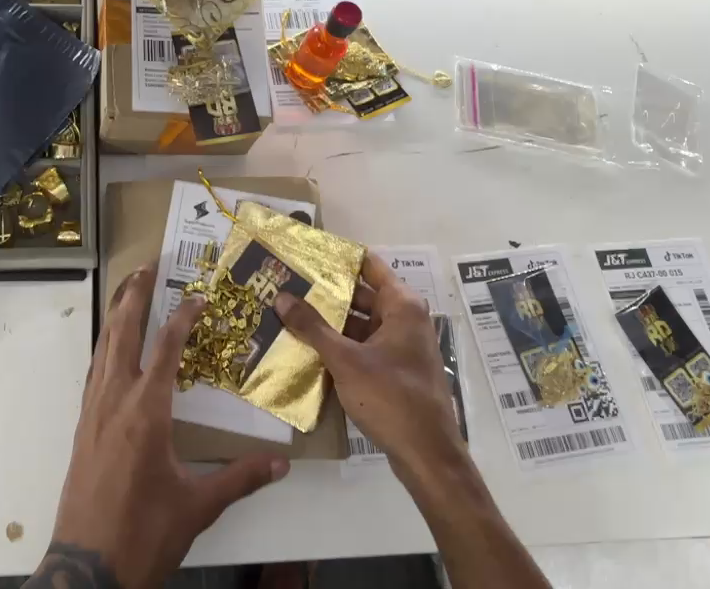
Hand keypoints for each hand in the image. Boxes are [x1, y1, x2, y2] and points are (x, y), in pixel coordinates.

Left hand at [38, 268, 289, 588]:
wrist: (87, 566)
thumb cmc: (144, 533)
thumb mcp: (197, 506)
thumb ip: (239, 478)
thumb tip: (280, 464)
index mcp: (146, 410)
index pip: (166, 348)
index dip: (183, 317)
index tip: (198, 297)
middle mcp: (115, 399)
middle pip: (122, 333)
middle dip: (133, 296)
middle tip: (145, 267)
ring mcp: (93, 410)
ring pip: (103, 348)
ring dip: (115, 315)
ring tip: (126, 291)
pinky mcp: (82, 425)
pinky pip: (93, 371)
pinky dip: (104, 347)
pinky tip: (109, 347)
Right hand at [276, 251, 463, 476]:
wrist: (428, 457)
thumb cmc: (391, 397)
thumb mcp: (345, 360)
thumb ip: (312, 327)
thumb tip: (281, 296)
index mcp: (402, 306)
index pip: (369, 265)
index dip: (338, 257)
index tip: (305, 252)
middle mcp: (406, 320)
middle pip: (362, 294)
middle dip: (327, 291)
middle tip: (289, 283)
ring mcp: (402, 346)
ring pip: (361, 322)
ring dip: (332, 320)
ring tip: (292, 312)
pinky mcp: (397, 370)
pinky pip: (365, 346)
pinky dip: (342, 343)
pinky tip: (310, 347)